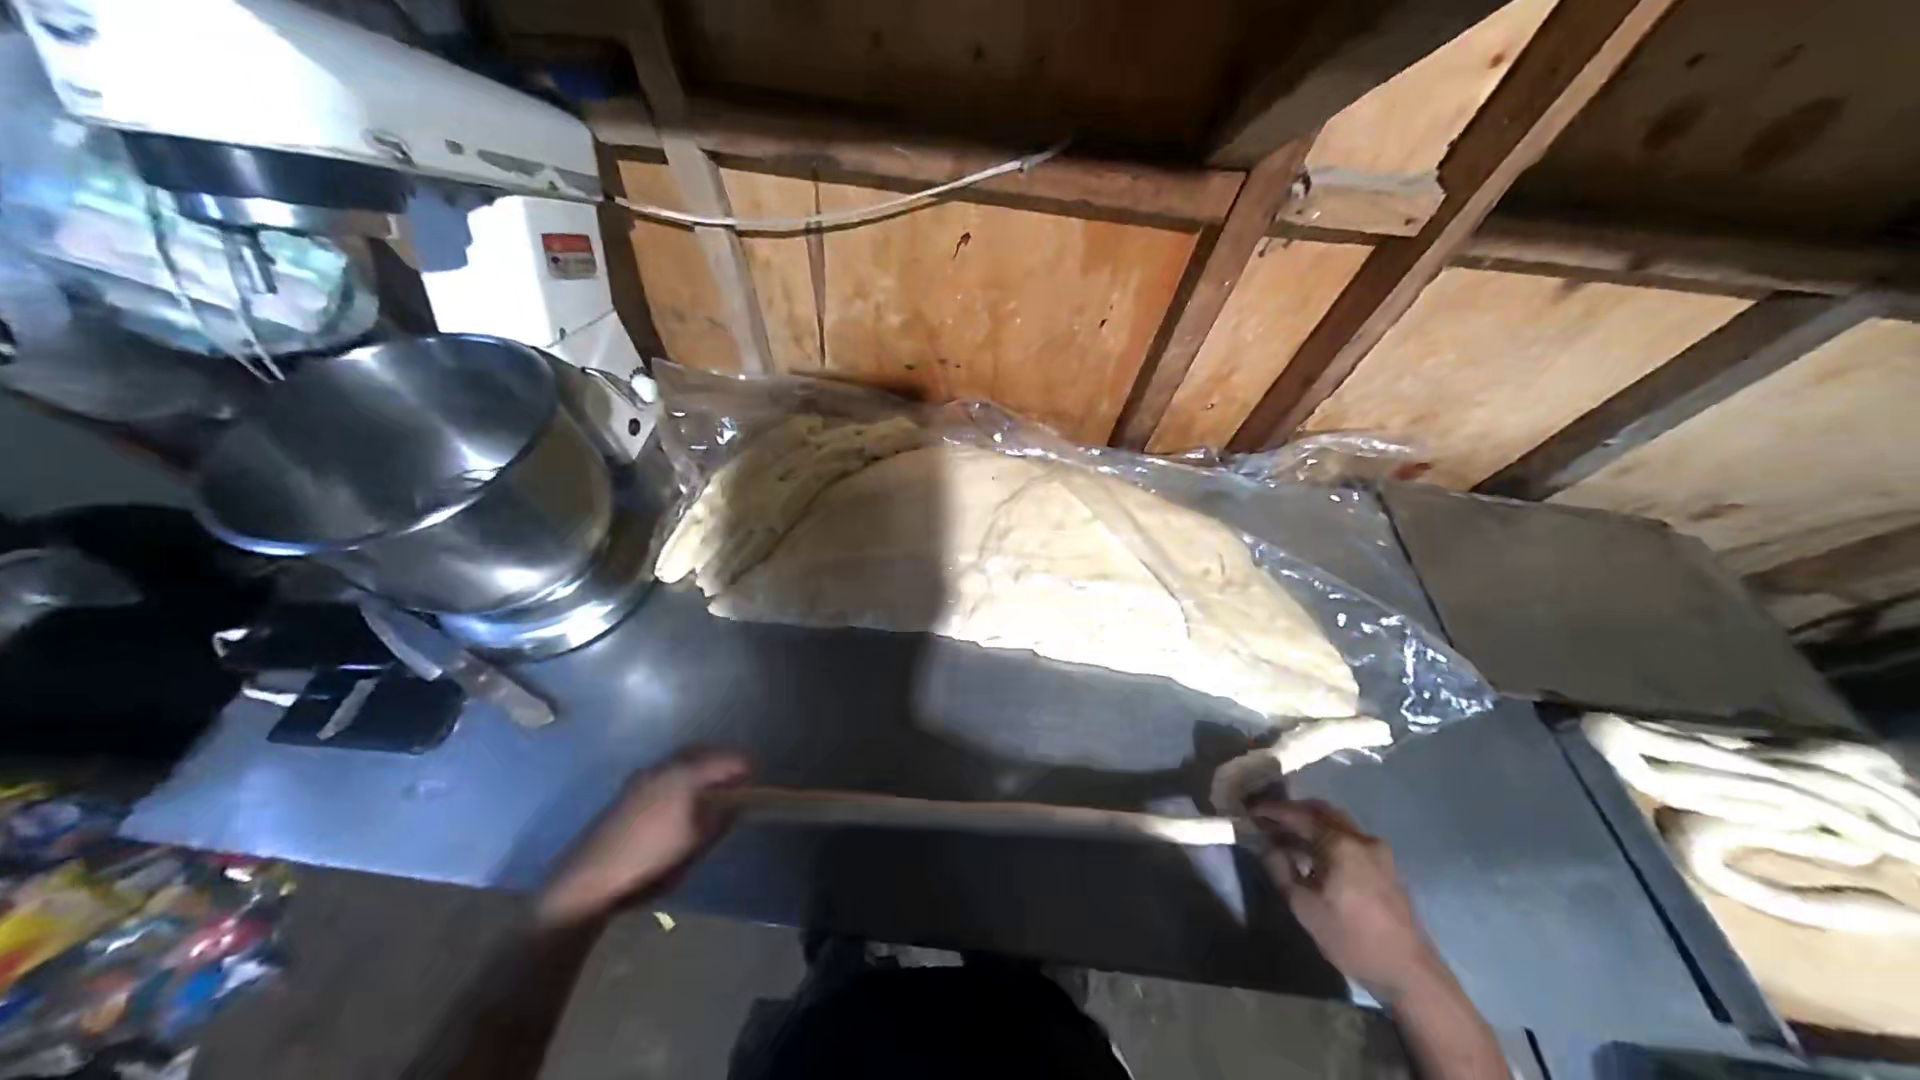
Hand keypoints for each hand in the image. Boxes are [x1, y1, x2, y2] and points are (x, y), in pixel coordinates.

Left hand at [535, 747, 751, 928]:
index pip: (728, 759)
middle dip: (725, 760)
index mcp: (686, 775)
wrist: (588, 880)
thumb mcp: (697, 842)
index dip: (747, 766)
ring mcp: (643, 776)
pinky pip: (666, 771)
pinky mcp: (629, 790)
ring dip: (702, 766)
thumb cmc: (651, 861)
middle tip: (740, 779)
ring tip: (714, 789)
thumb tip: (739, 800)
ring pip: (683, 759)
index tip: (760, 779)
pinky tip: (684, 800)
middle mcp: (665, 766)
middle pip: (704, 751)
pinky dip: (684, 776)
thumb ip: (722, 816)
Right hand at [1250, 799, 1445, 1000]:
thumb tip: (1267, 847)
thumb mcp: (1304, 907)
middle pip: (1321, 811)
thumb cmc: (1351, 938)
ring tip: (1286, 836)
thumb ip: (1280, 870)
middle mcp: (1361, 839)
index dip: (1272, 811)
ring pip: (1337, 824)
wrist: (1408, 973)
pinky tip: (1314, 854)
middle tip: (1268, 819)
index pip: (1299, 816)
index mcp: (1341, 844)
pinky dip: (1327, 837)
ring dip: (1311, 823)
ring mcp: (1378, 852)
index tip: (1250, 810)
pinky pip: (1349, 839)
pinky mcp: (1385, 867)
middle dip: (1292, 811)